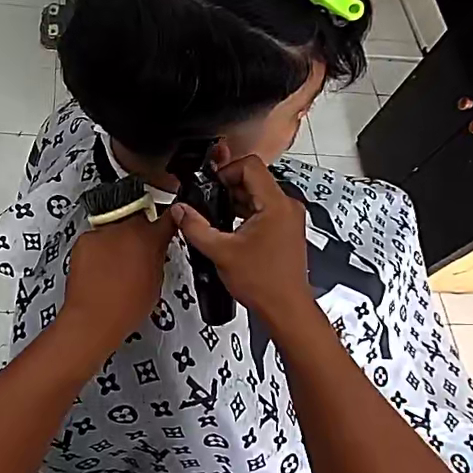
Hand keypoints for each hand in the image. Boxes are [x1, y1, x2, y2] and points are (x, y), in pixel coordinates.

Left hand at [58, 211, 177, 349]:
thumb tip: (155, 253)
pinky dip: (98, 250)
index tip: (168, 221)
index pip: (167, 219)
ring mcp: (104, 233)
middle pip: (138, 221)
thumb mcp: (155, 282)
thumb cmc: (125, 306)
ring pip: (115, 229)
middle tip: (136, 255)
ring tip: (114, 267)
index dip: (169, 221)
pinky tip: (99, 269)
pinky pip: (95, 239)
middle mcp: (128, 229)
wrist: (94, 316)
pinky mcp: (85, 240)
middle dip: (138, 235)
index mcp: (151, 238)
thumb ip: (157, 259)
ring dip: (116, 242)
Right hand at [171, 156, 315, 325]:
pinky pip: (266, 208)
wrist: (285, 307)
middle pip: (255, 177)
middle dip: (229, 187)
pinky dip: (248, 212)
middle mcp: (288, 207)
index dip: (226, 171)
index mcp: (276, 204)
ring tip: (220, 217)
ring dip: (238, 200)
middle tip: (211, 201)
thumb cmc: (265, 284)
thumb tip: (182, 211)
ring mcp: (290, 218)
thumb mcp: (221, 252)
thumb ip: (196, 227)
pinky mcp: (288, 229)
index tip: (212, 184)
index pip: (251, 165)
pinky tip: (233, 229)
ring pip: (260, 193)